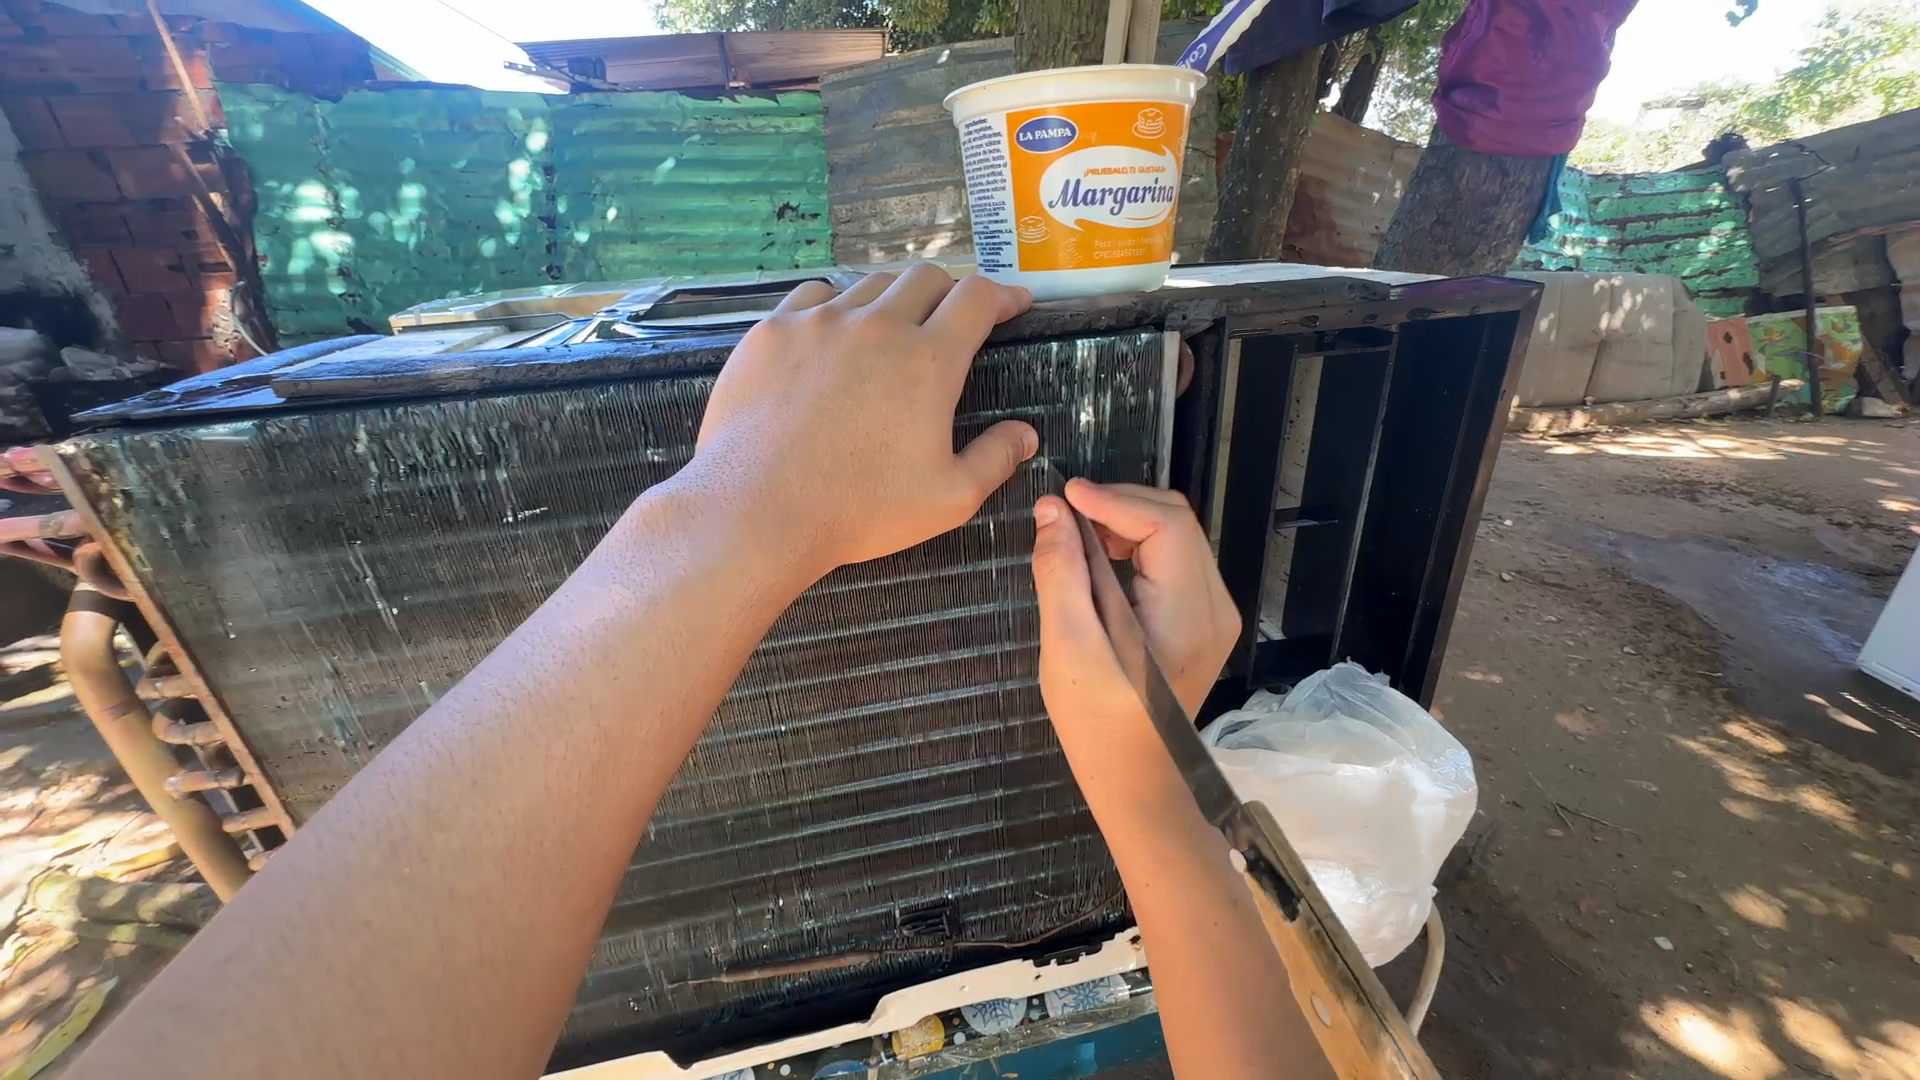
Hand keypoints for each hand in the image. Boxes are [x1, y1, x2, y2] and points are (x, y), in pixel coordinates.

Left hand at [692, 265, 1036, 575]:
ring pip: (869, 284)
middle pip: (925, 278)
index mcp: (928, 360)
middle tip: (951, 321)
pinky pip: (814, 297)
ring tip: (890, 331)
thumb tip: (1026, 433)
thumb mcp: (949, 499)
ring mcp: (819, 322)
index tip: (1013, 303)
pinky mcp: (772, 332)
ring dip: (893, 300)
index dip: (1003, 294)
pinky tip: (832, 336)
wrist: (758, 509)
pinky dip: (837, 307)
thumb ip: (995, 459)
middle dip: (950, 292)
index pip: (977, 298)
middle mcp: (877, 325)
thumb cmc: (861, 509)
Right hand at [1031, 480, 1239, 731]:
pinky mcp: (1198, 618)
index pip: (1166, 525)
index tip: (1064, 494)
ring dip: (1124, 522)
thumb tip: (1051, 510)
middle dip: (1118, 505)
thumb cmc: (1097, 721)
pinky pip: (1170, 559)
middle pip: (1175, 522)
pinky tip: (1097, 555)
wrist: (1134, 777)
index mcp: (1189, 614)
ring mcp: (1212, 612)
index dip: (1114, 500)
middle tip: (1065, 512)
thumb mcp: (1068, 646)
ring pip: (1174, 535)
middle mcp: (1214, 605)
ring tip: (1075, 532)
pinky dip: (1132, 544)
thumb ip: (1060, 572)